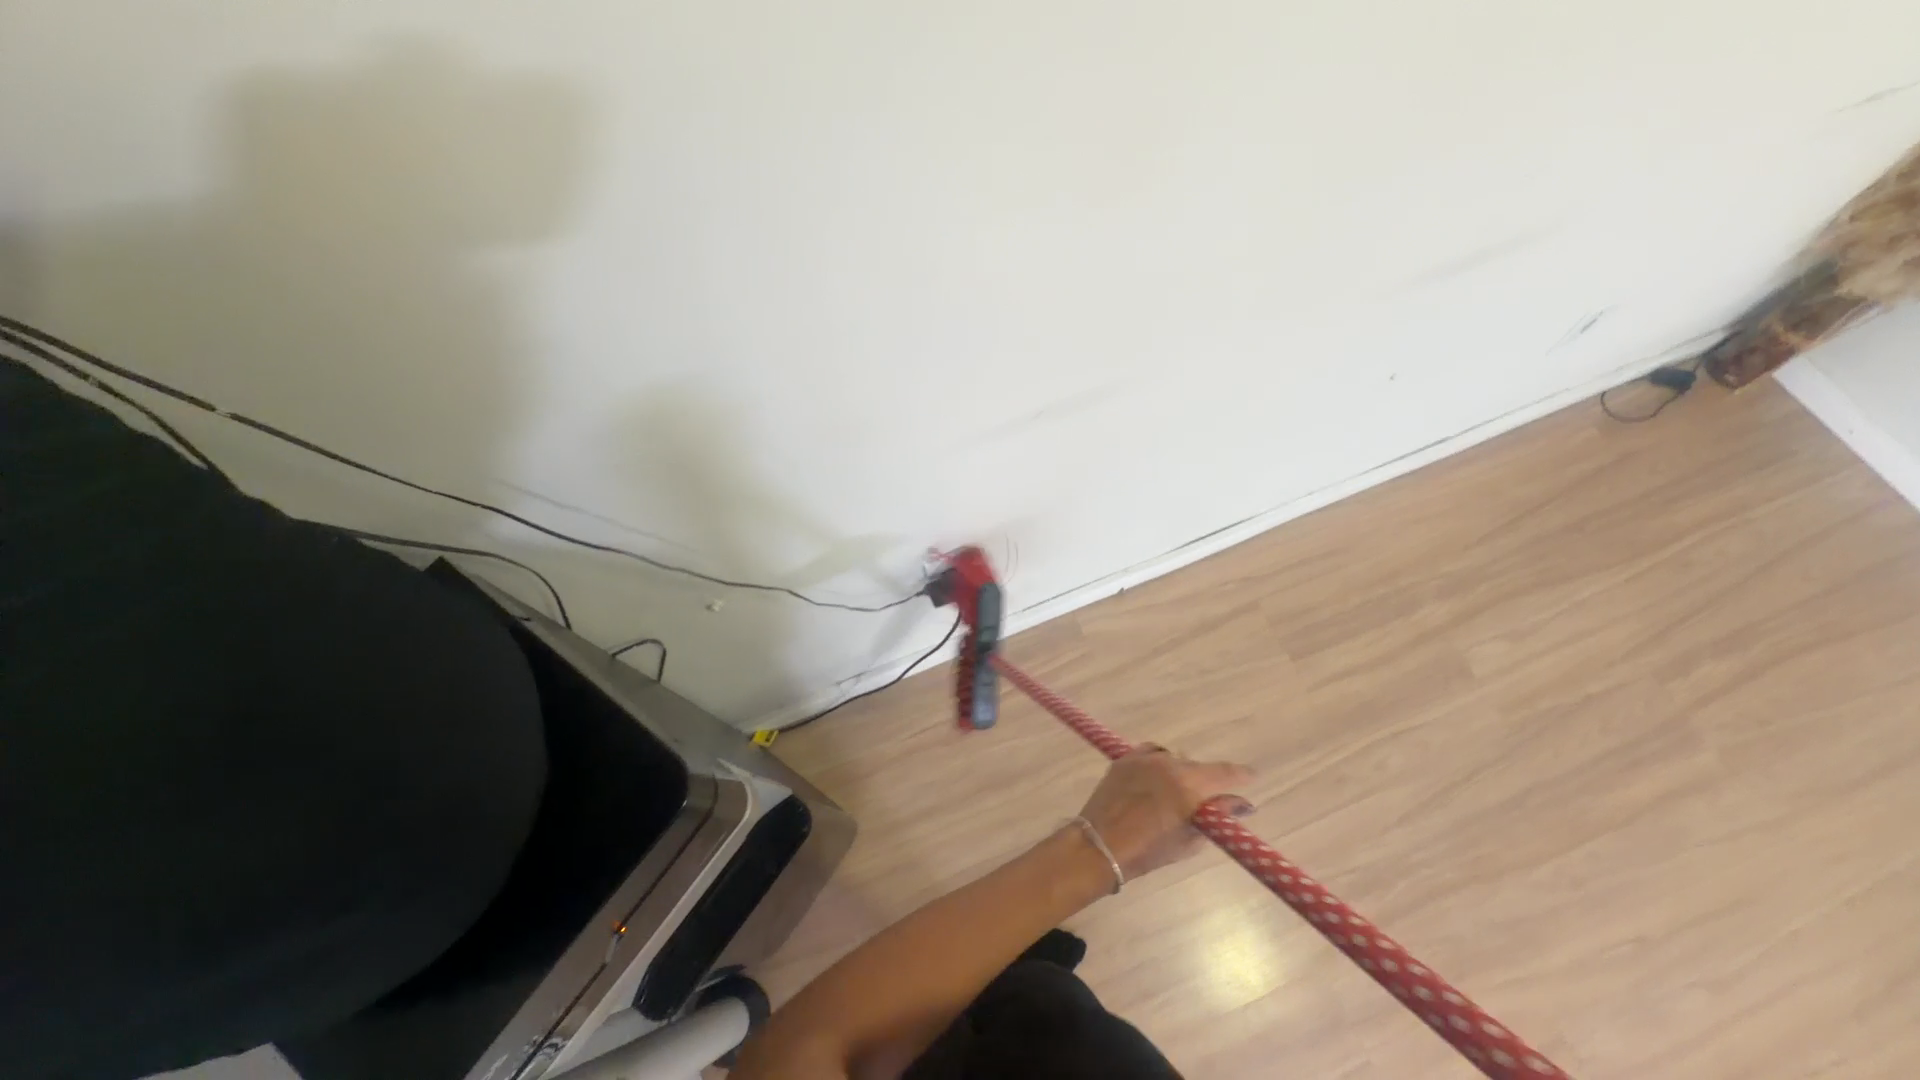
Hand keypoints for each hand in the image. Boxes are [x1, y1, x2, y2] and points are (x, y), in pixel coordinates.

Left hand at [1076, 745, 1253, 880]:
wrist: (1099, 844)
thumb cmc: (1148, 851)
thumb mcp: (1189, 840)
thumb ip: (1216, 817)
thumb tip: (1241, 804)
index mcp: (1188, 785)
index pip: (1224, 773)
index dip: (1241, 775)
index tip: (1251, 777)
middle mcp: (1169, 764)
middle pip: (1198, 767)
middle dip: (1207, 782)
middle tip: (1206, 801)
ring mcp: (1144, 758)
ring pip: (1175, 760)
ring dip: (1182, 773)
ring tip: (1178, 792)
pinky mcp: (1125, 759)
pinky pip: (1152, 754)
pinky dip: (1160, 763)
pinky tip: (1158, 777)